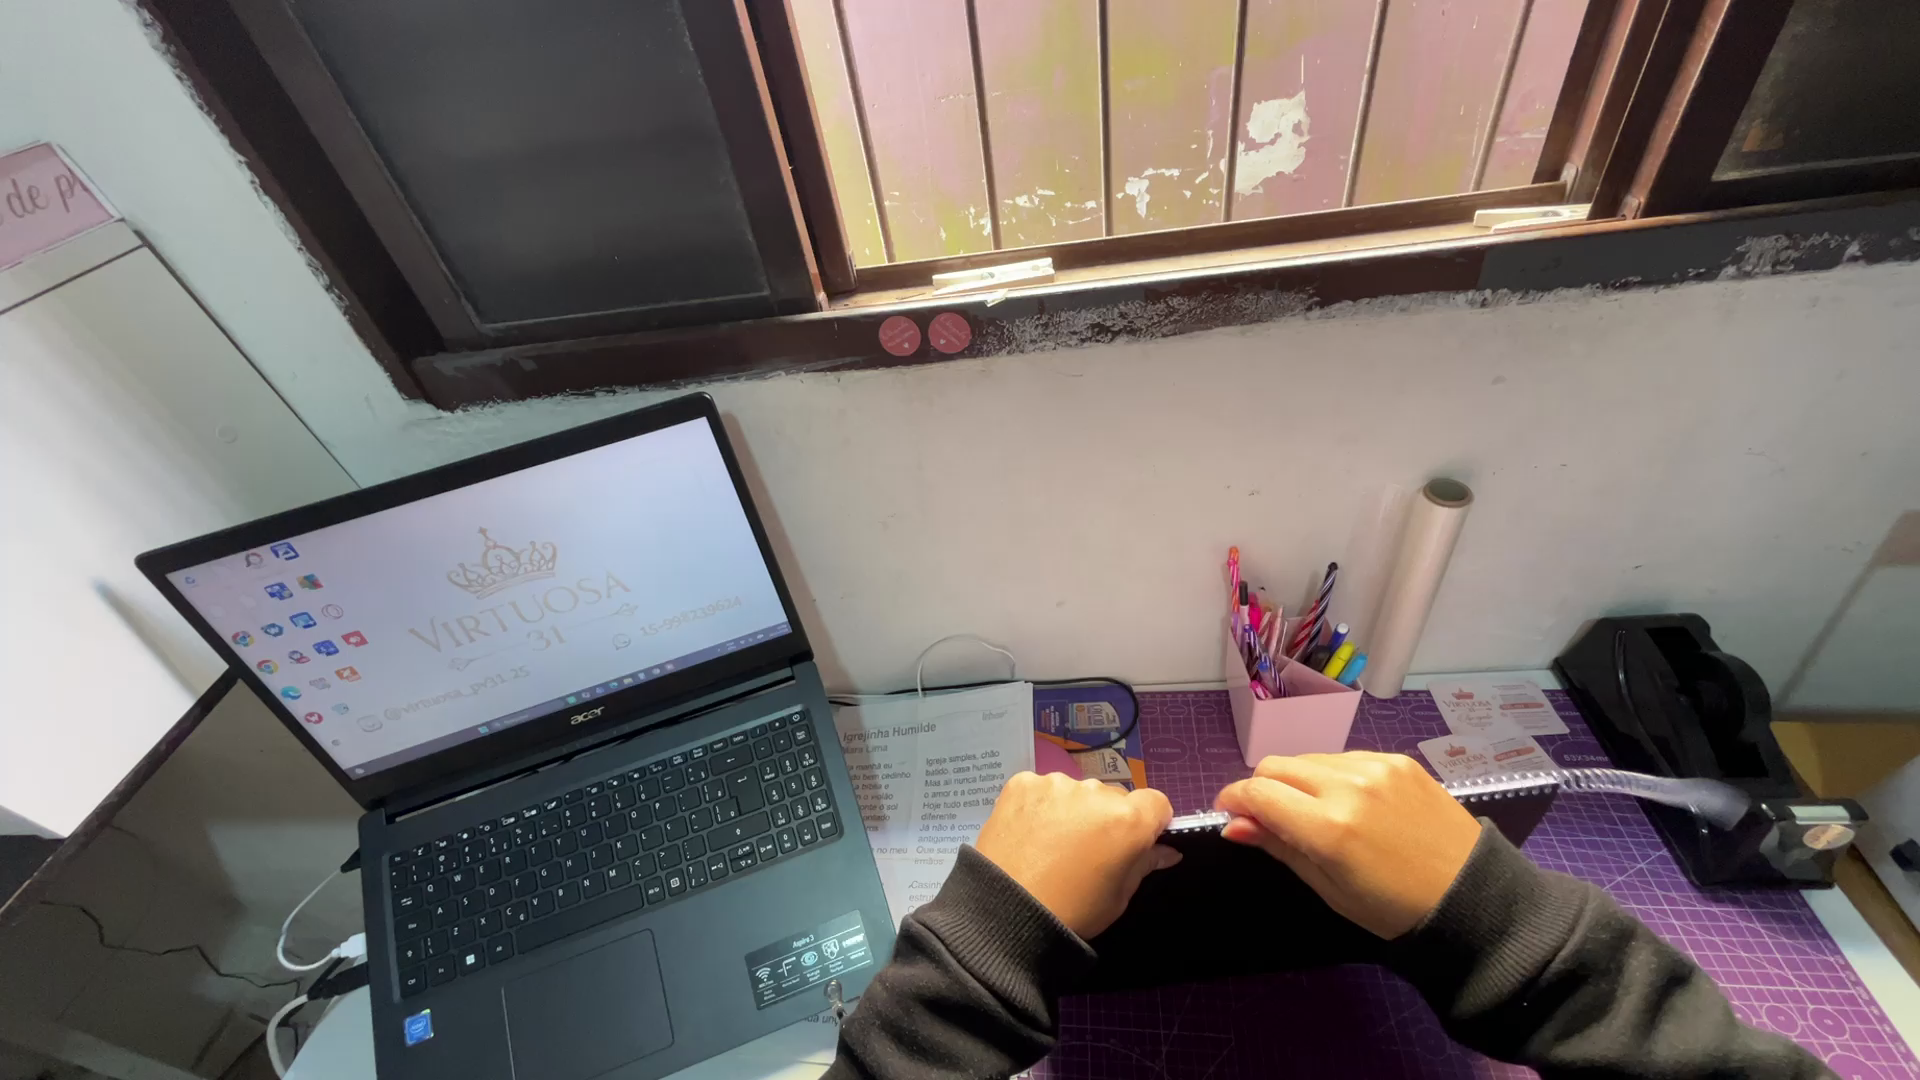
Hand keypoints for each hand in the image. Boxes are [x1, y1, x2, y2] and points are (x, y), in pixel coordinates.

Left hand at [974, 772, 1180, 938]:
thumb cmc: (1072, 910)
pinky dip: (1040, 805)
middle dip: (1107, 817)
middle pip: (1112, 796)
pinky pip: (1042, 788)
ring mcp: (1056, 783)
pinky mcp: (1022, 782)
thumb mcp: (1118, 896)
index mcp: (1127, 820)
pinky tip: (1029, 832)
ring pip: (1076, 791)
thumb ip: (1144, 863)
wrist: (1006, 910)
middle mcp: (1094, 791)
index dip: (1150, 820)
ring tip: (1052, 843)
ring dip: (1072, 809)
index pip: (1155, 802)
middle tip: (1086, 849)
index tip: (1137, 839)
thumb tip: (1168, 850)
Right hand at [1213, 752, 1482, 937]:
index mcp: (1329, 827)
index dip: (1233, 800)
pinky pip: (1343, 758)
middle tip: (1270, 817)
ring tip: (1317, 812)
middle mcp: (1347, 785)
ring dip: (1298, 781)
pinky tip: (1352, 803)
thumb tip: (1234, 824)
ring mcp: (1375, 766)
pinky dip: (1333, 776)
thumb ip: (1278, 846)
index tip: (1228, 813)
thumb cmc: (1396, 910)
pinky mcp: (1397, 759)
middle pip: (1275, 766)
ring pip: (1308, 759)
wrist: (1480, 902)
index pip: (1257, 793)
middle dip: (1262, 788)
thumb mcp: (1329, 889)